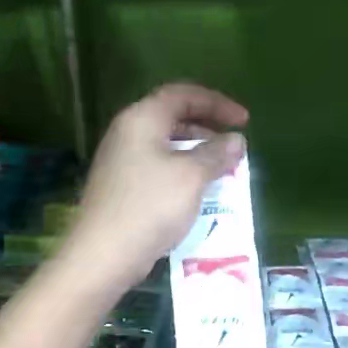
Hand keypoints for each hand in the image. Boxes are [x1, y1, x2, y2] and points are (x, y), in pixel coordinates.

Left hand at [60, 82, 249, 294]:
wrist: (104, 253)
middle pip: (170, 117)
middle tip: (232, 144)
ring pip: (162, 145)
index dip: (217, 103)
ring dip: (193, 153)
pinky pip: (154, 168)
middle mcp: (124, 133)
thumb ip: (216, 153)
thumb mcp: (191, 176)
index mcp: (141, 119)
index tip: (244, 121)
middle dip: (205, 127)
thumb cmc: (150, 206)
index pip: (182, 94)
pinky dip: (178, 172)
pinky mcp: (117, 187)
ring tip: (219, 169)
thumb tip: (235, 141)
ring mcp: (117, 161)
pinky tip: (194, 191)